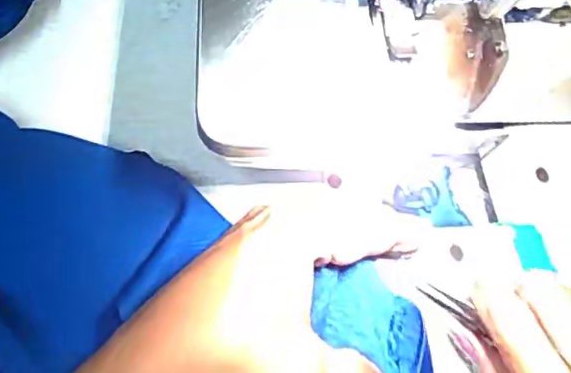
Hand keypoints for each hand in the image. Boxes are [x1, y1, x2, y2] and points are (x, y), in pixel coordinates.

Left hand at [80, 198, 422, 372]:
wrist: (150, 366)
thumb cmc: (219, 352)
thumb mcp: (301, 363)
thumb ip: (348, 363)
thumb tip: (372, 364)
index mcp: (288, 231)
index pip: (355, 221)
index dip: (393, 230)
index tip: (420, 235)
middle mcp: (265, 222)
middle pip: (332, 213)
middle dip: (366, 225)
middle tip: (398, 240)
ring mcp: (244, 235)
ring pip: (307, 222)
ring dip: (339, 235)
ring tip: (366, 251)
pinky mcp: (230, 256)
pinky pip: (286, 236)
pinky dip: (313, 247)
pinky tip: (317, 270)